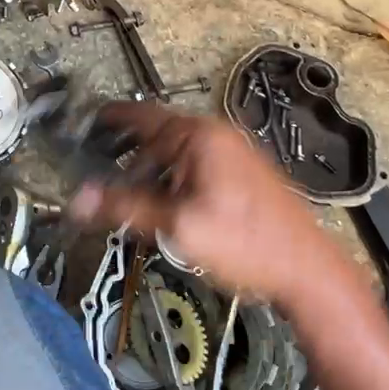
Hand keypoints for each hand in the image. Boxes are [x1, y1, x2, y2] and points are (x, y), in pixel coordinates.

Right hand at [68, 102, 340, 306]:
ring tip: (129, 191)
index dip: (108, 119)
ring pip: (176, 149)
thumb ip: (124, 208)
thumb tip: (77, 199)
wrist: (311, 274)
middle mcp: (216, 133)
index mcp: (199, 134)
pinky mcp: (244, 172)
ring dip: (150, 166)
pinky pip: (195, 161)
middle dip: (127, 150)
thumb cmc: (245, 244)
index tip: (83, 123)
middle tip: (99, 167)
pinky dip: (173, 173)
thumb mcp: (177, 227)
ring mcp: (234, 150)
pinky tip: (167, 201)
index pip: (139, 115)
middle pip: (157, 132)